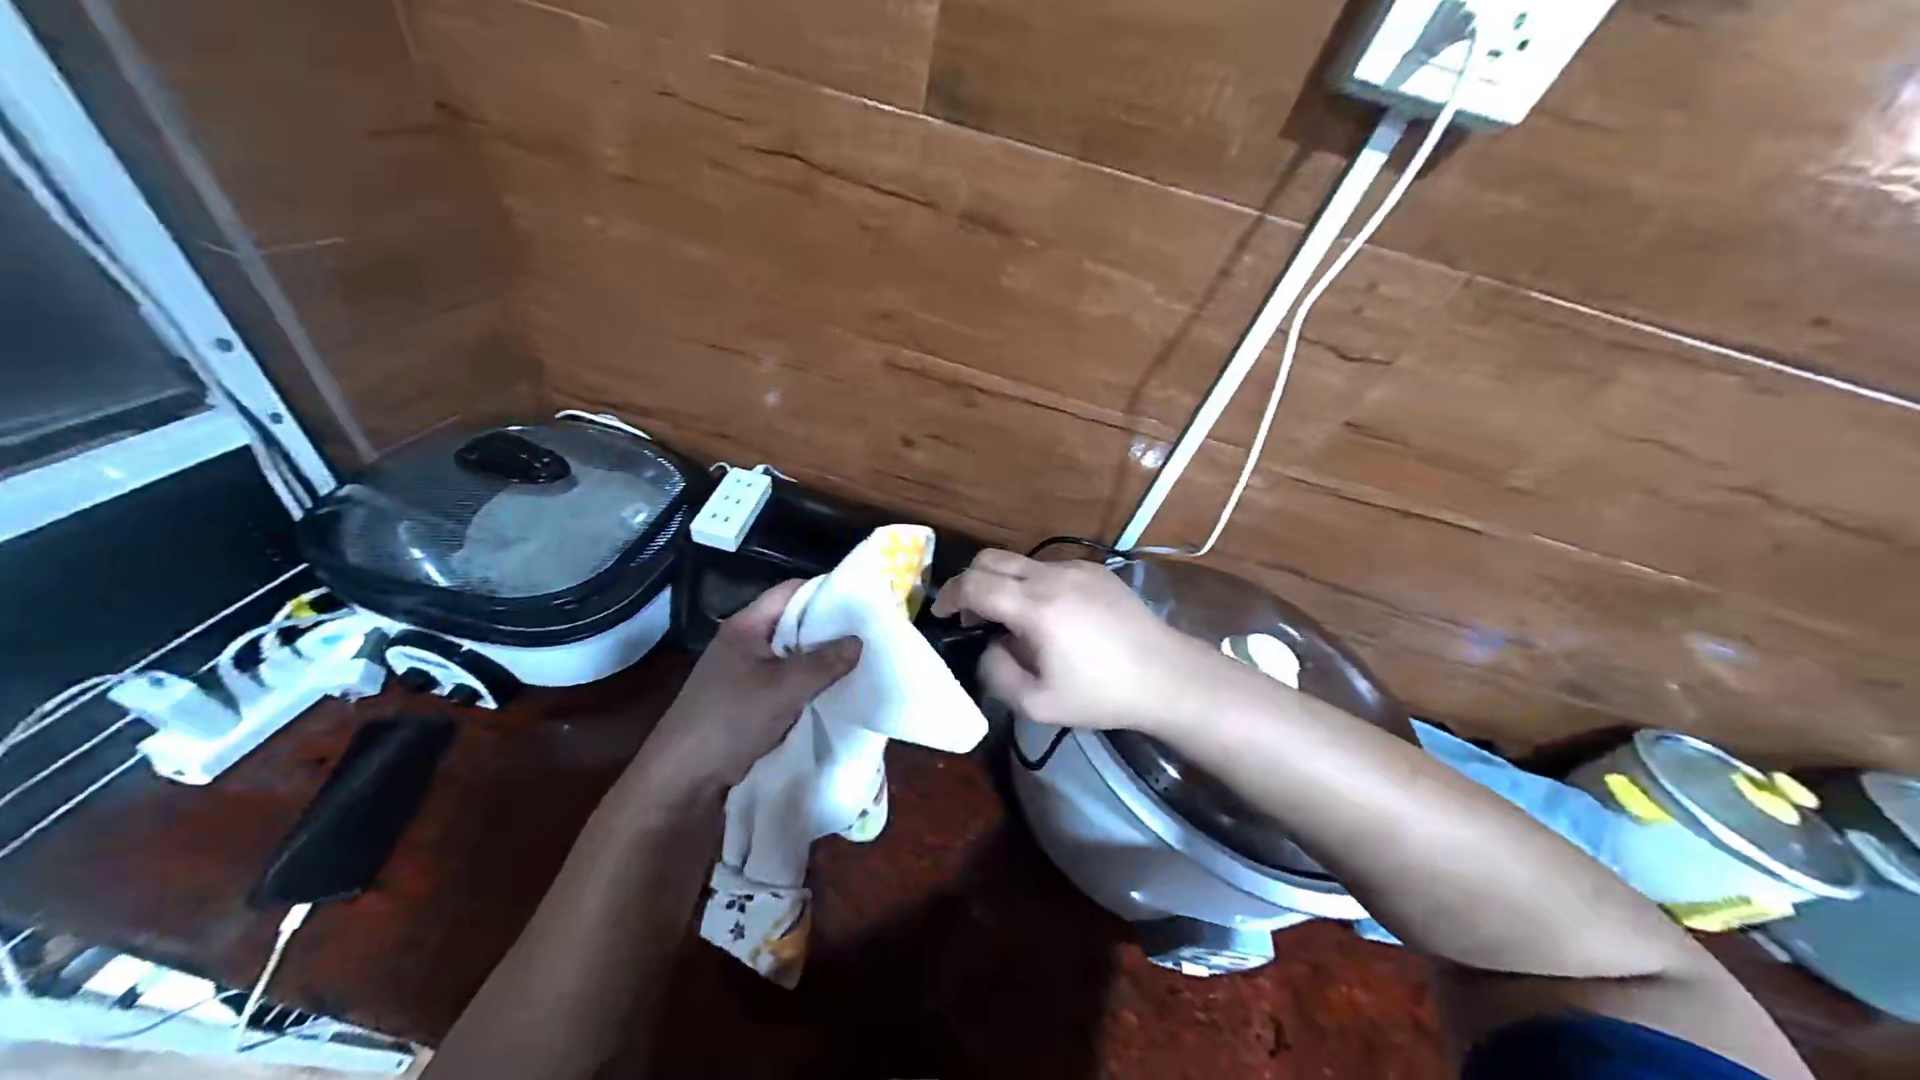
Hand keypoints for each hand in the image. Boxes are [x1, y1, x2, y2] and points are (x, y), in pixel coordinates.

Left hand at [628, 580, 860, 795]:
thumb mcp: (786, 687)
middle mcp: (743, 642)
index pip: (790, 591)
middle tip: (867, 632)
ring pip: (789, 654)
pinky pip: (783, 680)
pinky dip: (806, 682)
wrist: (684, 777)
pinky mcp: (744, 699)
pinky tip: (831, 690)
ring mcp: (741, 671)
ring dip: (818, 658)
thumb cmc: (732, 719)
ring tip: (857, 660)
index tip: (861, 601)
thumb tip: (857, 640)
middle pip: (792, 621)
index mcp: (746, 625)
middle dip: (827, 627)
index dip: (825, 591)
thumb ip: (825, 662)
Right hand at [931, 550, 1228, 733]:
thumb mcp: (1037, 703)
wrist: (1167, 676)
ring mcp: (1076, 568)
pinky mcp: (1096, 570)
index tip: (940, 614)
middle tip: (971, 616)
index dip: (948, 596)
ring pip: (1020, 561)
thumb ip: (996, 671)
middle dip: (970, 583)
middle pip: (990, 559)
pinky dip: (1031, 584)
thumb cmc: (1102, 694)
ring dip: (1002, 583)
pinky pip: (1048, 567)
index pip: (974, 584)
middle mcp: (1052, 575)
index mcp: (1035, 606)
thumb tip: (988, 646)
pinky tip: (1048, 617)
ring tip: (1010, 620)